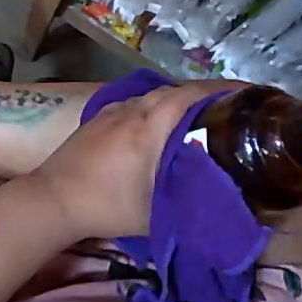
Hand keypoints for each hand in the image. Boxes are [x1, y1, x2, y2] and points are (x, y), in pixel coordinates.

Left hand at [24, 83, 224, 240]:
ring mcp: (115, 109)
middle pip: (178, 89)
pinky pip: (140, 102)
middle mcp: (135, 107)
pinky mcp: (101, 116)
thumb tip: (226, 207)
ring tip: (204, 112)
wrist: (51, 199)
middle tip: (233, 105)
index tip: (249, 92)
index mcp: (151, 124)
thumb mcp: (154, 212)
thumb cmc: (106, 205)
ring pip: (157, 94)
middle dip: (208, 92)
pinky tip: (162, 123)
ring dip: (182, 98)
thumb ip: (189, 205)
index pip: (194, 93)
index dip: (224, 89)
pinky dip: (160, 106)